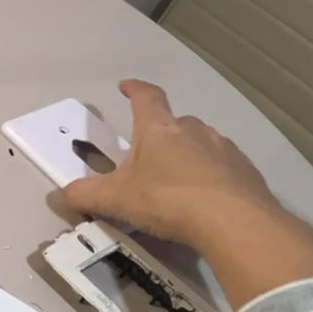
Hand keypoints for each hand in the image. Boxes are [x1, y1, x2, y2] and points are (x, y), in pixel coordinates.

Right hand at [62, 79, 284, 249]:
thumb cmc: (167, 200)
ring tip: (178, 184)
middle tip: (148, 159)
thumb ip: (84, 194)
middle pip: (175, 123)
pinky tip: (206, 202)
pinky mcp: (248, 173)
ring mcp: (225, 150)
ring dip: (188, 156)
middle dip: (161, 135)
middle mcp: (194, 131)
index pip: (146, 97)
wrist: (236, 224)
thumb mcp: (113, 199)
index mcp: (159, 129)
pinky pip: (224, 168)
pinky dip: (212, 178)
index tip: (126, 87)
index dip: (135, 90)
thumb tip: (64, 193)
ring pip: (202, 144)